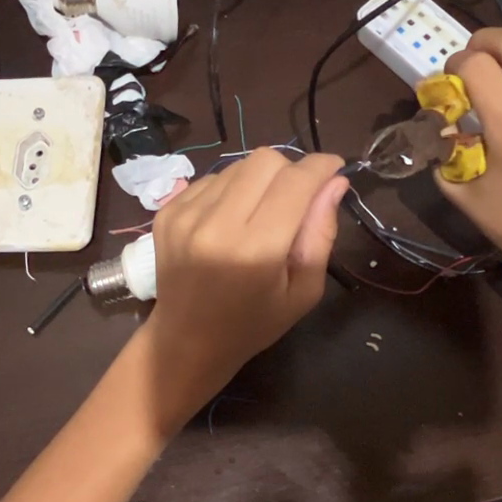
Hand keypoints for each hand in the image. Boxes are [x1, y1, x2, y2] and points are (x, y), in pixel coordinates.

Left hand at [140, 148, 349, 406]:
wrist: (187, 340)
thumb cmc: (253, 323)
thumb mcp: (303, 292)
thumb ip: (321, 235)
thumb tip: (334, 182)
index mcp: (255, 250)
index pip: (295, 182)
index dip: (321, 167)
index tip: (335, 168)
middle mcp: (216, 224)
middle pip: (266, 160)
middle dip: (290, 170)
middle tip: (297, 197)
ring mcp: (185, 215)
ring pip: (237, 166)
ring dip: (258, 181)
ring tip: (260, 214)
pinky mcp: (167, 211)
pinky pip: (211, 179)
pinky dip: (230, 190)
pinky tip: (230, 221)